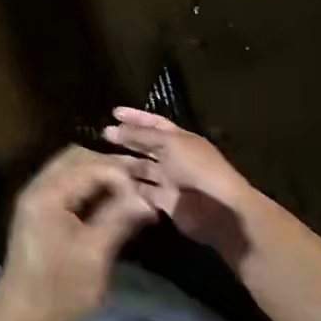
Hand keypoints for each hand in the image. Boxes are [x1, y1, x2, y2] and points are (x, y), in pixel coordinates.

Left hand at [0, 147, 157, 320]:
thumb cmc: (59, 291)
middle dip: (109, 166)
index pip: (90, 165)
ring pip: (70, 168)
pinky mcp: (38, 210)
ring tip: (128, 191)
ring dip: (99, 174)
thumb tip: (147, 199)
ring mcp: (35, 197)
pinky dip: (87, 185)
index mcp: (48, 194)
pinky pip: (65, 183)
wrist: (20, 320)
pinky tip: (108, 201)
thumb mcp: (95, 254)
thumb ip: (119, 219)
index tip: (145, 195)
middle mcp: (37, 187)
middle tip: (139, 183)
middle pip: (77, 157)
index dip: (121, 175)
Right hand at [103, 107, 259, 260]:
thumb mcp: (170, 143)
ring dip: (125, 164)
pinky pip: (144, 191)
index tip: (114, 113)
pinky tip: (114, 183)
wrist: (218, 208)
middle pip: (146, 145)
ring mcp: (170, 180)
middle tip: (103, 135)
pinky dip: (131, 188)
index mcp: (180, 139)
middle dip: (126, 139)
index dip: (136, 117)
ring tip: (102, 161)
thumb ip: (142, 135)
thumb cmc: (197, 167)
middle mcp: (174, 157)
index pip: (154, 123)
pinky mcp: (165, 201)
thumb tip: (115, 128)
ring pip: (142, 169)